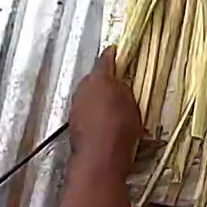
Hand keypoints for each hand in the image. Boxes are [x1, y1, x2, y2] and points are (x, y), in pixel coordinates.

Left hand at [69, 47, 142, 175]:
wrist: (100, 156)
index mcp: (100, 78)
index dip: (112, 55)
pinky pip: (86, 111)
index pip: (106, 60)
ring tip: (113, 107)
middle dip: (105, 80)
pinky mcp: (73, 122)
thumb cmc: (121, 127)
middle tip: (119, 84)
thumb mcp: (133, 105)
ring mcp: (76, 105)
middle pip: (95, 79)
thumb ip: (124, 89)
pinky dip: (95, 113)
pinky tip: (105, 122)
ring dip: (99, 98)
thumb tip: (119, 83)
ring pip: (89, 95)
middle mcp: (84, 88)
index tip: (114, 49)